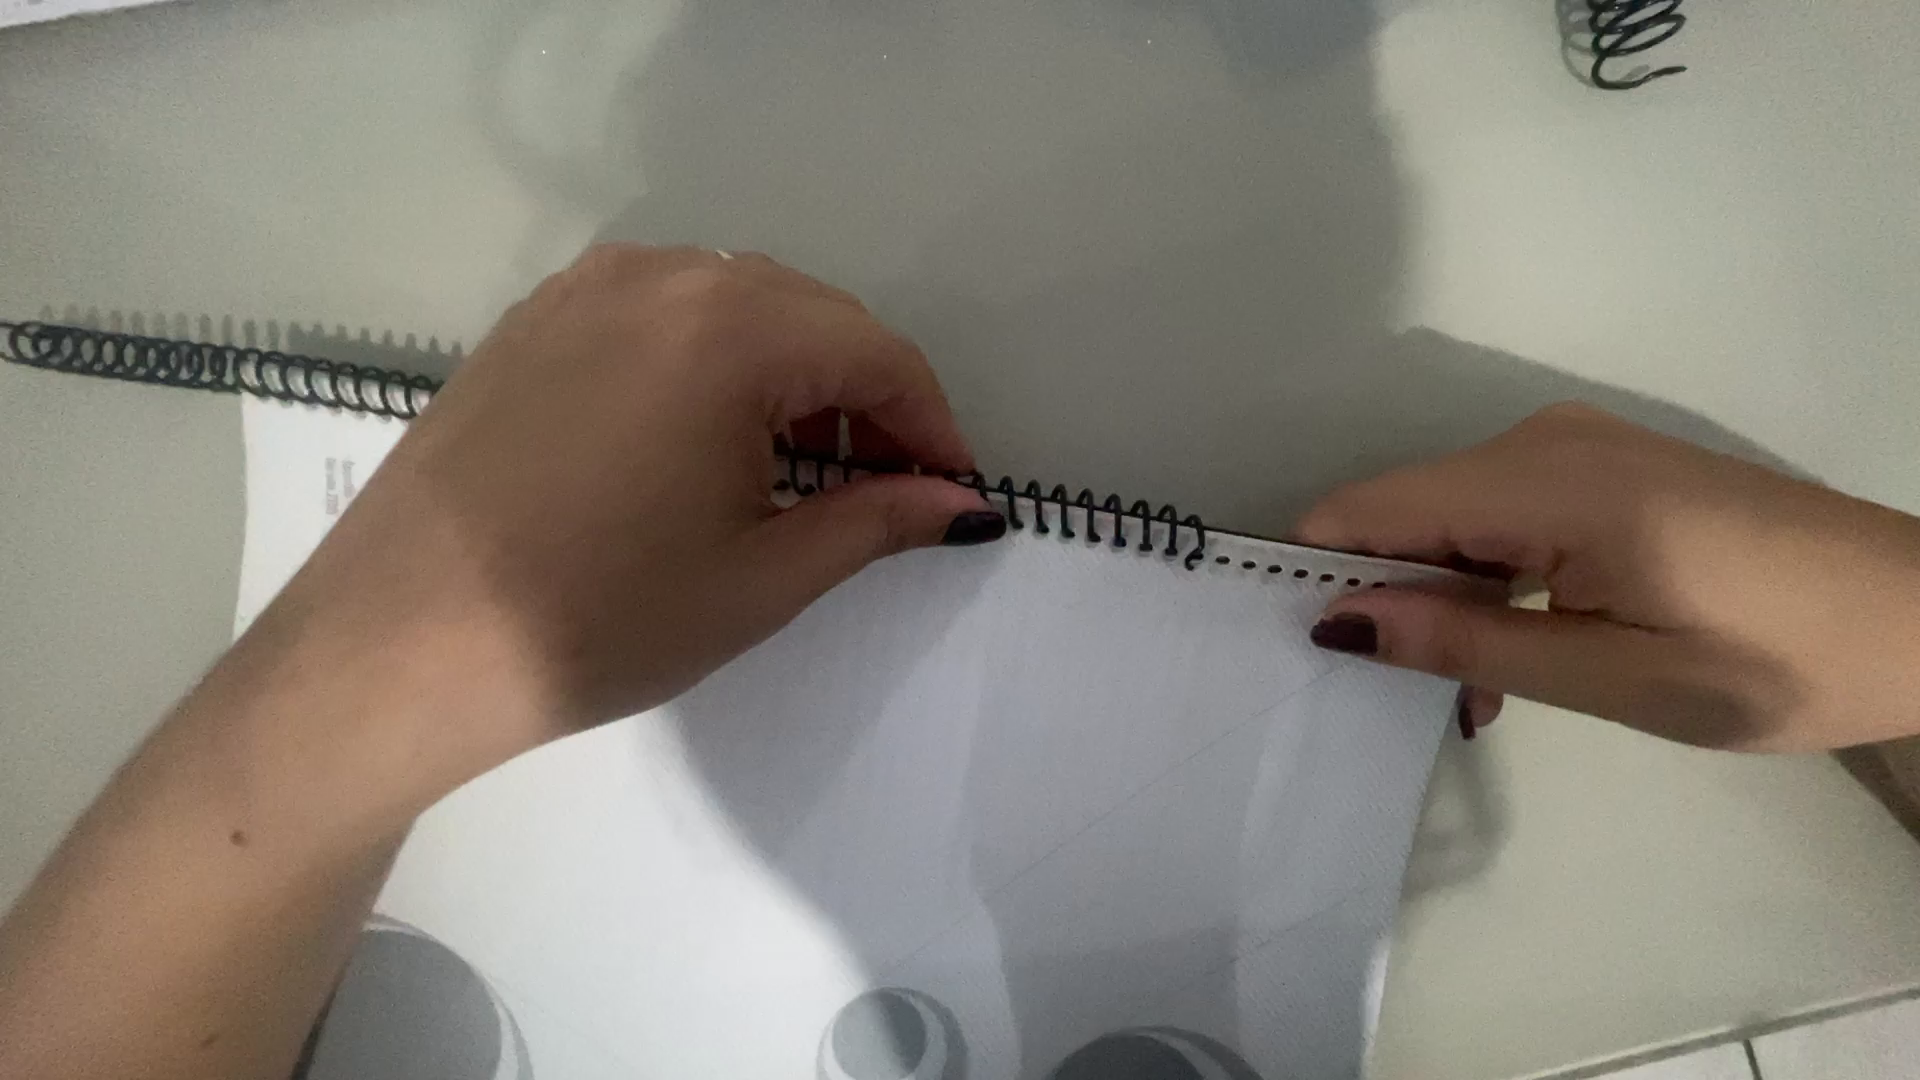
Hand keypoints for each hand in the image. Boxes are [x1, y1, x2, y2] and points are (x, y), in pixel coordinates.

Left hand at [265, 245, 1001, 812]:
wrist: (395, 652)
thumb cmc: (604, 620)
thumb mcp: (766, 574)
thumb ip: (881, 520)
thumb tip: (969, 507)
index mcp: (727, 332)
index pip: (877, 356)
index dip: (933, 423)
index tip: (953, 487)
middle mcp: (663, 276)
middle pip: (818, 319)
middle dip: (874, 397)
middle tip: (891, 482)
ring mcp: (590, 287)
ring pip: (749, 305)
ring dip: (805, 374)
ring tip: (815, 458)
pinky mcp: (543, 316)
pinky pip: (676, 312)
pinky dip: (730, 360)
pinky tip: (724, 429)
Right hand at [1295, 403, 1919, 750]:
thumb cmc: (1790, 660)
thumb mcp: (1620, 679)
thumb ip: (1467, 644)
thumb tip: (1338, 622)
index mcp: (1549, 486)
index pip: (1369, 508)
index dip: (1319, 565)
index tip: (1315, 639)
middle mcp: (1536, 442)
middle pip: (1395, 511)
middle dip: (1382, 592)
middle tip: (1422, 686)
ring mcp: (1560, 444)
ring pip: (1433, 515)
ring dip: (1431, 591)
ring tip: (1479, 678)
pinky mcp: (1579, 460)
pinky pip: (1479, 511)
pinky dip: (1471, 571)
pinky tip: (1513, 628)